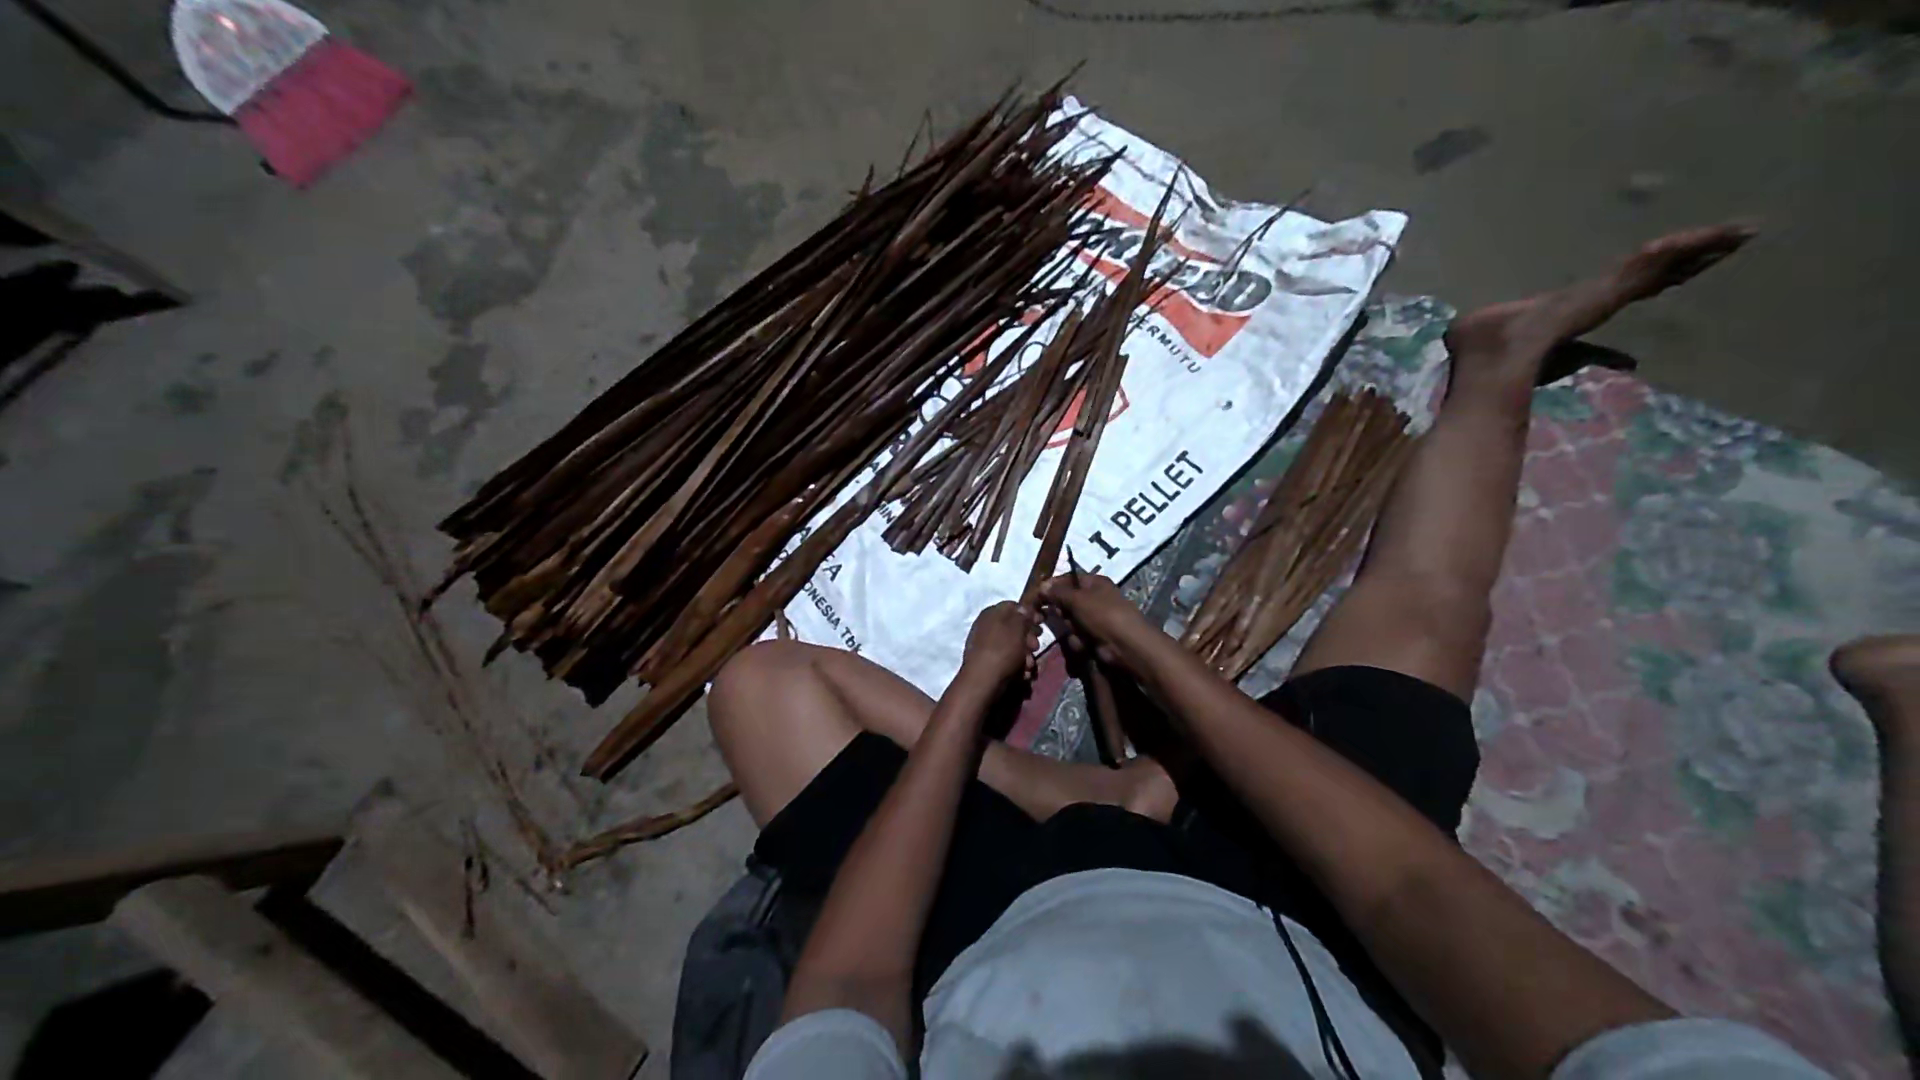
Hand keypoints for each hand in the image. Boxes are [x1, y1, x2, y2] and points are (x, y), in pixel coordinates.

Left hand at [962, 601, 1039, 687]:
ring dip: (1025, 655)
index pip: (1013, 606)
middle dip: (1029, 638)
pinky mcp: (987, 663)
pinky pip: (1006, 659)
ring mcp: (985, 646)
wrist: (983, 681)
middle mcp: (986, 627)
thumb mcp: (1017, 628)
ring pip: (1013, 646)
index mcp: (991, 613)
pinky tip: (1022, 673)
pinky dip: (1016, 666)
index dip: (1029, 613)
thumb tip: (1024, 608)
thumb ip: (1022, 615)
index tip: (1042, 622)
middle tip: (1035, 647)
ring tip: (1028, 665)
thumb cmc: (1002, 650)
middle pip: (1014, 628)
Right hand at [1036, 573, 1148, 663]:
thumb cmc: (1103, 614)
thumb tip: (1041, 585)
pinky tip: (1085, 644)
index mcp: (1094, 582)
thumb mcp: (1077, 599)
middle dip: (1063, 613)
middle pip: (1067, 602)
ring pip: (1070, 621)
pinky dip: (1079, 641)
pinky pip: (1078, 635)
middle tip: (1065, 617)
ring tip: (1080, 633)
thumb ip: (1058, 592)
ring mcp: (1095, 618)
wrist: (1126, 645)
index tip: (1037, 596)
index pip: (1067, 580)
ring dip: (1072, 630)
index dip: (1052, 587)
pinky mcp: (1095, 636)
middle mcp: (1095, 597)